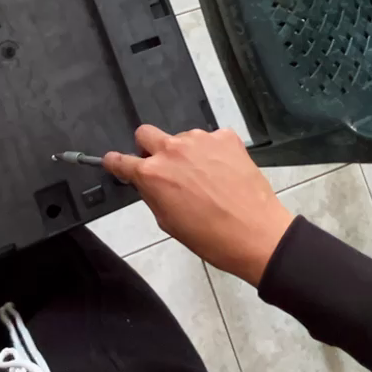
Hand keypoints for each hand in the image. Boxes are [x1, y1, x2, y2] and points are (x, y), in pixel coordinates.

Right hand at [104, 126, 293, 284]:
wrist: (257, 234)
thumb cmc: (210, 238)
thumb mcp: (169, 222)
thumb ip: (153, 194)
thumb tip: (148, 182)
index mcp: (152, 174)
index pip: (120, 160)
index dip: (115, 163)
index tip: (115, 163)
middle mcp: (172, 150)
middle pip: (145, 133)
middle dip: (147, 148)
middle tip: (163, 166)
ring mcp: (201, 139)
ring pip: (181, 138)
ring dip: (185, 152)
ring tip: (205, 177)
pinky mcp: (226, 137)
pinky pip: (210, 139)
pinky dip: (212, 152)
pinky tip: (224, 171)